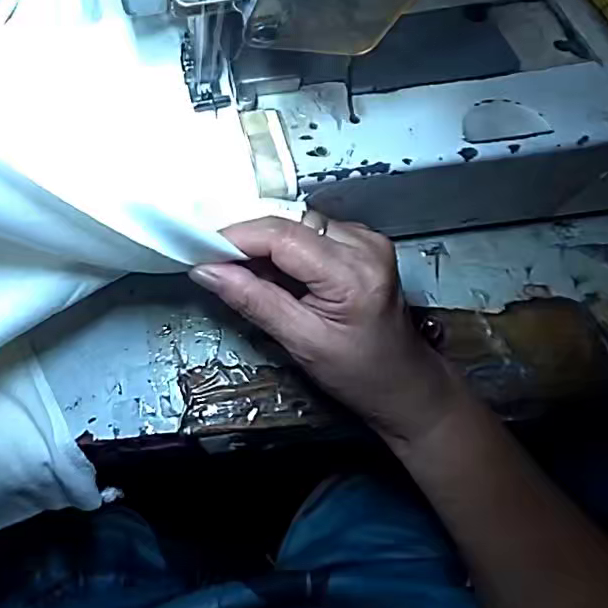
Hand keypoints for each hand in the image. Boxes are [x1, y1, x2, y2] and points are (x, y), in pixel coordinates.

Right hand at [188, 213, 468, 445]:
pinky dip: (285, 246)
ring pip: (297, 223)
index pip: (282, 236)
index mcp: (353, 272)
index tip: (200, 251)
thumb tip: (206, 271)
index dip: (236, 238)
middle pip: (289, 223)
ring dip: (265, 243)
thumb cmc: (359, 374)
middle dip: (247, 240)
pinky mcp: (362, 241)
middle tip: (214, 262)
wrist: (407, 384)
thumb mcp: (302, 343)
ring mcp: (366, 238)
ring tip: (242, 269)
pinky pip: (311, 231)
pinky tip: (275, 269)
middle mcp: (364, 243)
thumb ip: (254, 301)